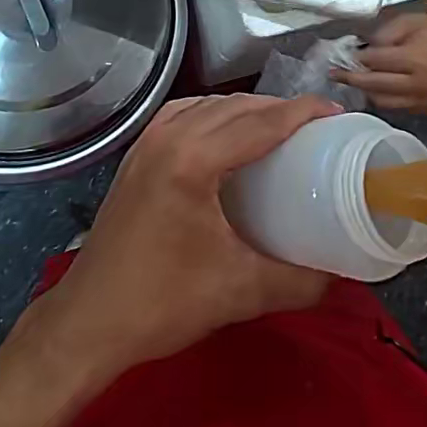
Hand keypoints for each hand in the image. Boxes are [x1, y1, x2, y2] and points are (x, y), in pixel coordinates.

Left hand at [27, 95, 334, 374]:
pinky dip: (212, 114)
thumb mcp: (239, 292)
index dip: (301, 112)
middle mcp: (167, 138)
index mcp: (193, 160)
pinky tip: (225, 134)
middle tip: (315, 124)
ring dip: (244, 109)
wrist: (89, 321)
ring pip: (206, 106)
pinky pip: (182, 115)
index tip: (335, 113)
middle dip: (278, 108)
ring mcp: (146, 143)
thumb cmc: (162, 302)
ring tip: (277, 126)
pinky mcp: (135, 156)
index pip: (258, 122)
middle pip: (234, 107)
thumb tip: (337, 273)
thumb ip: (297, 282)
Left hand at [332, 13, 426, 112]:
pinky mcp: (426, 109)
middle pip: (374, 86)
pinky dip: (383, 97)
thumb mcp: (409, 21)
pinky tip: (376, 86)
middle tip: (335, 74)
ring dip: (366, 91)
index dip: (356, 59)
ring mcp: (423, 101)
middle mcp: (419, 85)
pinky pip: (396, 107)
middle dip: (352, 79)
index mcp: (415, 60)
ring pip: (382, 102)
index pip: (375, 63)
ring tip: (355, 79)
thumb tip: (360, 50)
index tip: (340, 57)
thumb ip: (383, 34)